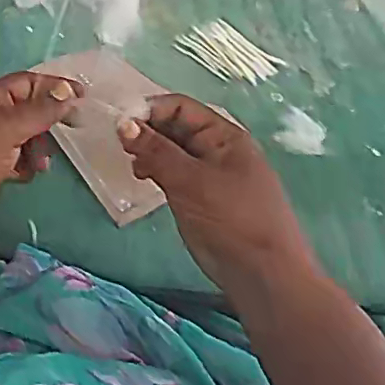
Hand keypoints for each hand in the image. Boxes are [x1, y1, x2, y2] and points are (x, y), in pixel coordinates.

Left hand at [0, 71, 84, 230]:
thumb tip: (68, 93)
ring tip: (38, 164)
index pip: (27, 82)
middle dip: (49, 120)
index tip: (83, 96)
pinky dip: (27, 164)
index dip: (54, 85)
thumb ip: (39, 110)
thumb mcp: (8, 128)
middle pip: (31, 108)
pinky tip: (24, 175)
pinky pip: (22, 157)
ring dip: (40, 147)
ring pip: (30, 135)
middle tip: (74, 127)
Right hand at [117, 94, 316, 294]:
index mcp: (224, 137)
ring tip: (134, 166)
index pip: (180, 107)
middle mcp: (217, 149)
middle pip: (174, 126)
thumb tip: (123, 123)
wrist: (264, 276)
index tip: (120, 124)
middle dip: (146, 131)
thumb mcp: (189, 180)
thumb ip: (155, 149)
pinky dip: (155, 169)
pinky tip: (144, 179)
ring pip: (171, 150)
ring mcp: (209, 173)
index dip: (149, 110)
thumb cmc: (231, 219)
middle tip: (122, 147)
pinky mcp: (200, 195)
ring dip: (148, 151)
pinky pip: (173, 171)